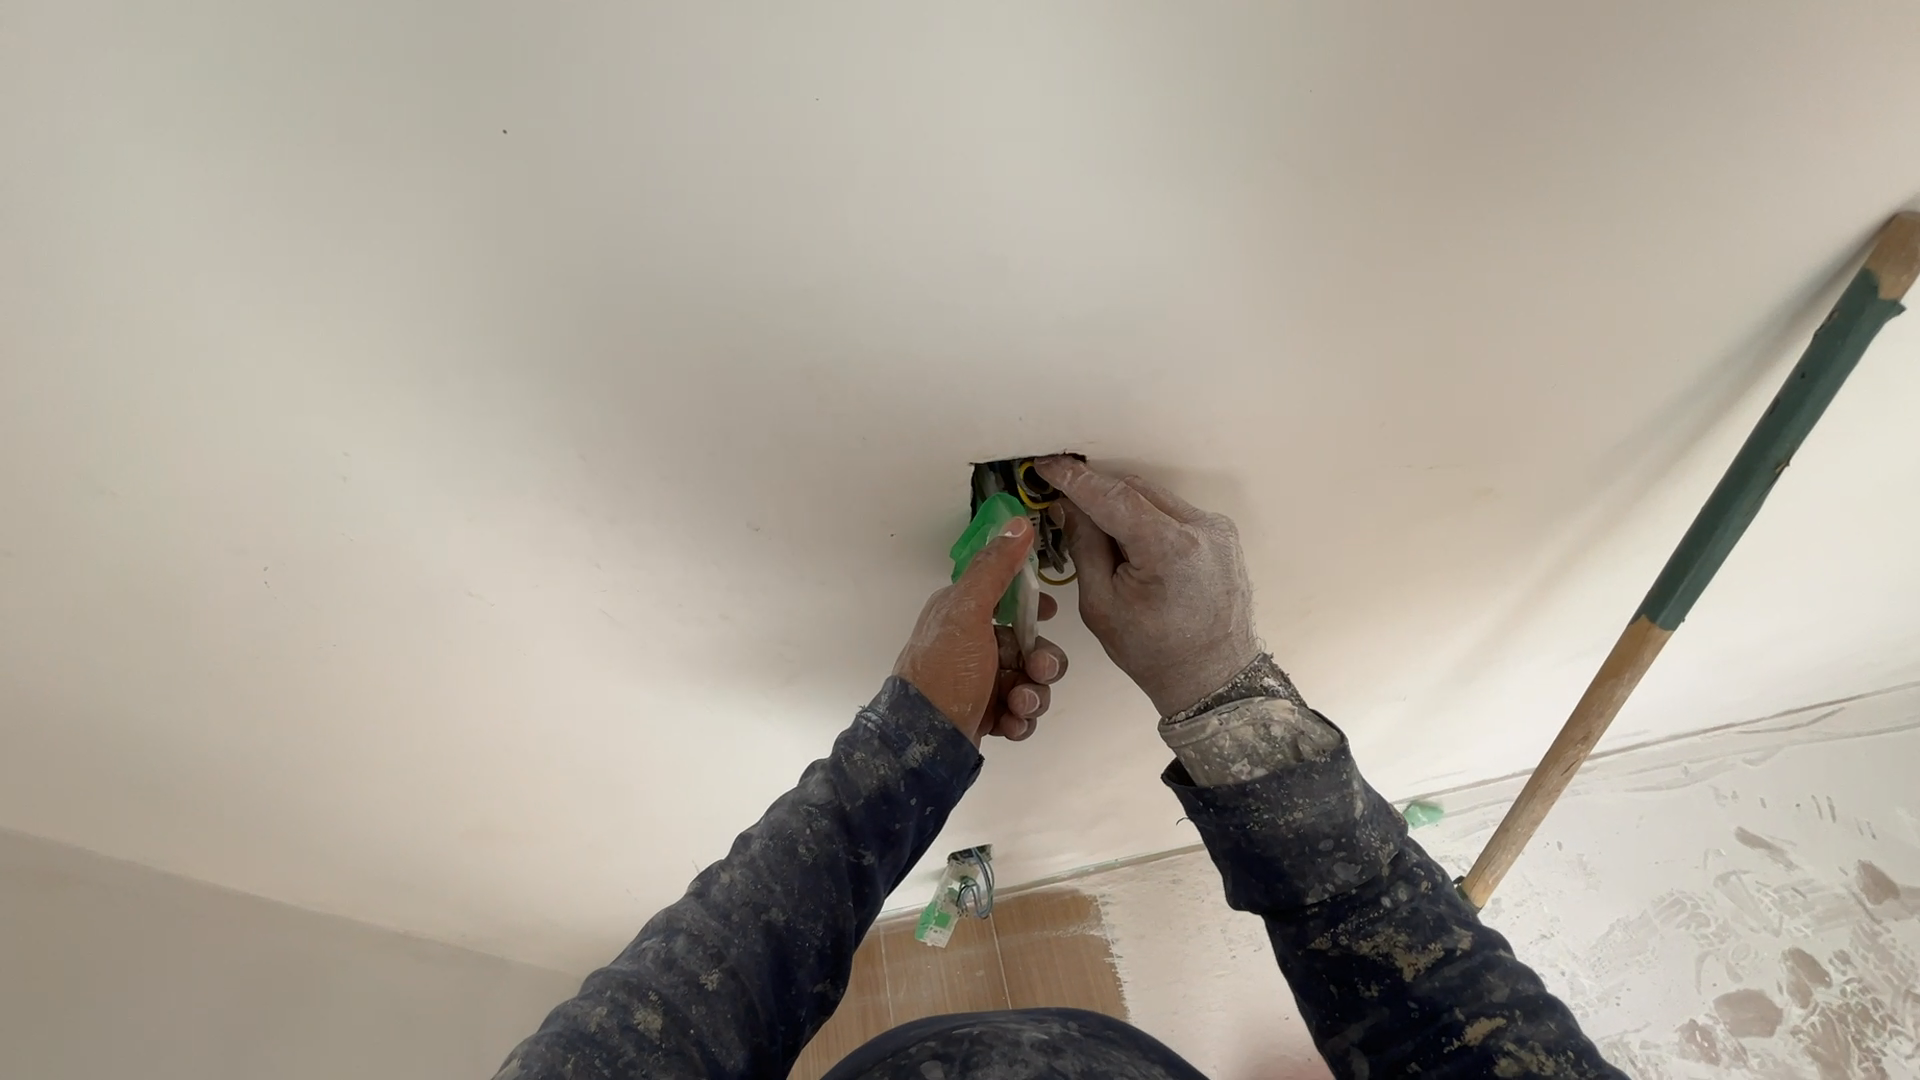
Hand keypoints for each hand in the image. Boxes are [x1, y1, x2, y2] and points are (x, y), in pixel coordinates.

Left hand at [894, 516, 1069, 744]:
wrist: (923, 740)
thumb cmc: (946, 669)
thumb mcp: (967, 611)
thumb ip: (995, 569)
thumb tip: (1019, 523)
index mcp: (963, 614)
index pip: (1009, 599)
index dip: (1035, 607)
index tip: (1050, 613)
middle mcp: (972, 645)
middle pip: (1030, 645)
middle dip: (1042, 662)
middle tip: (1037, 673)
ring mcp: (980, 683)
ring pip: (1030, 682)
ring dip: (1033, 695)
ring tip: (1018, 706)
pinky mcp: (987, 716)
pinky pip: (1020, 713)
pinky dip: (1020, 720)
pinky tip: (1008, 725)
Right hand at [1033, 456, 1257, 715]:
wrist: (1213, 677)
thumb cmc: (1153, 652)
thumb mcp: (1101, 604)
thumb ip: (1085, 546)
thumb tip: (1069, 504)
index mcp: (1170, 549)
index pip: (1112, 497)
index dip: (1074, 478)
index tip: (1046, 466)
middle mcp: (1200, 529)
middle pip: (1134, 489)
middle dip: (1094, 491)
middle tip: (1060, 498)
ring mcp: (1216, 529)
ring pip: (1153, 497)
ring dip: (1119, 505)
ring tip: (1094, 529)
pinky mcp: (1220, 534)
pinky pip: (1171, 511)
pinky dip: (1143, 517)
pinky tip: (1128, 541)